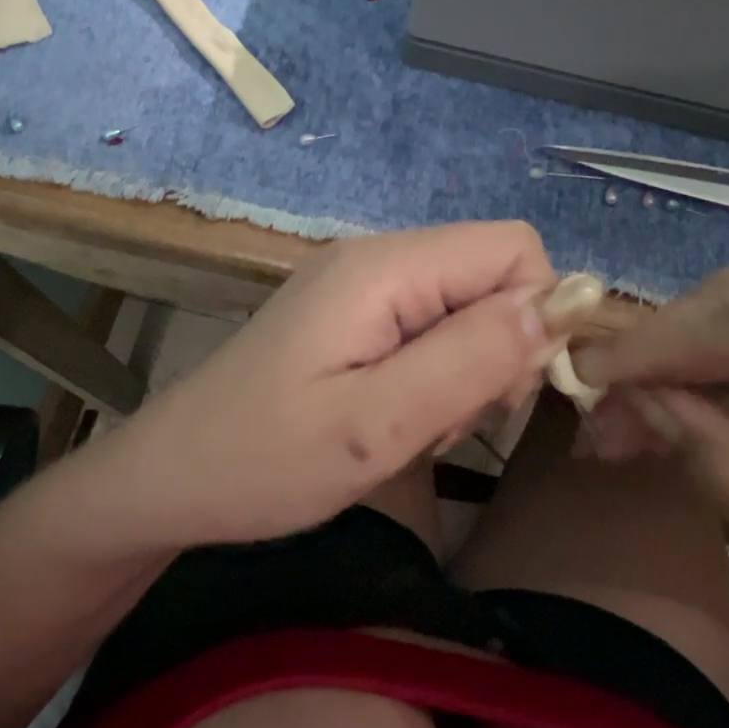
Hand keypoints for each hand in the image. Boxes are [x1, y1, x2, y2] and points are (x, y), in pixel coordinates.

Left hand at [80, 222, 559, 546]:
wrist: (170, 479)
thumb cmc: (263, 461)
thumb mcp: (375, 424)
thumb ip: (469, 359)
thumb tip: (559, 304)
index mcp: (384, 268)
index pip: (514, 248)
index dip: (533, 316)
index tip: (500, 393)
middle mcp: (376, 259)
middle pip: (493, 275)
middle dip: (498, 351)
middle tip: (448, 421)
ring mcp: (360, 287)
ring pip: (467, 308)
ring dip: (466, 373)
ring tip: (415, 429)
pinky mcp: (350, 318)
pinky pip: (430, 330)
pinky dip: (435, 378)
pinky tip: (397, 421)